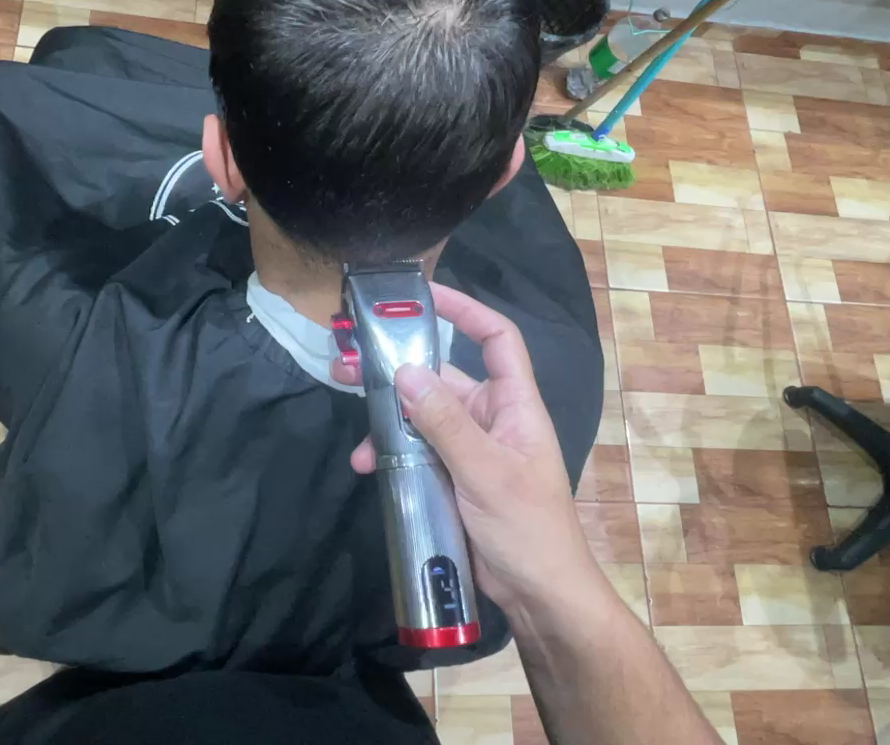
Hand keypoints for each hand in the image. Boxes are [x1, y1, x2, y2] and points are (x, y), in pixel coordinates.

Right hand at [336, 283, 600, 618]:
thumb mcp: (485, 471)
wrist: (537, 594)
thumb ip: (445, 423)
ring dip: (387, 415)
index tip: (424, 294)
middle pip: (442, 374)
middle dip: (399, 366)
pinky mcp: (449, 472)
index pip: (496, 338)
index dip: (466, 309)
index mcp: (513, 402)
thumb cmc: (528, 526)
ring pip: (421, 412)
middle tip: (353, 358)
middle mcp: (490, 415)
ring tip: (352, 415)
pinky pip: (415, 447)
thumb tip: (405, 371)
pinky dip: (390, 451)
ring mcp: (467, 444)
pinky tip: (366, 463)